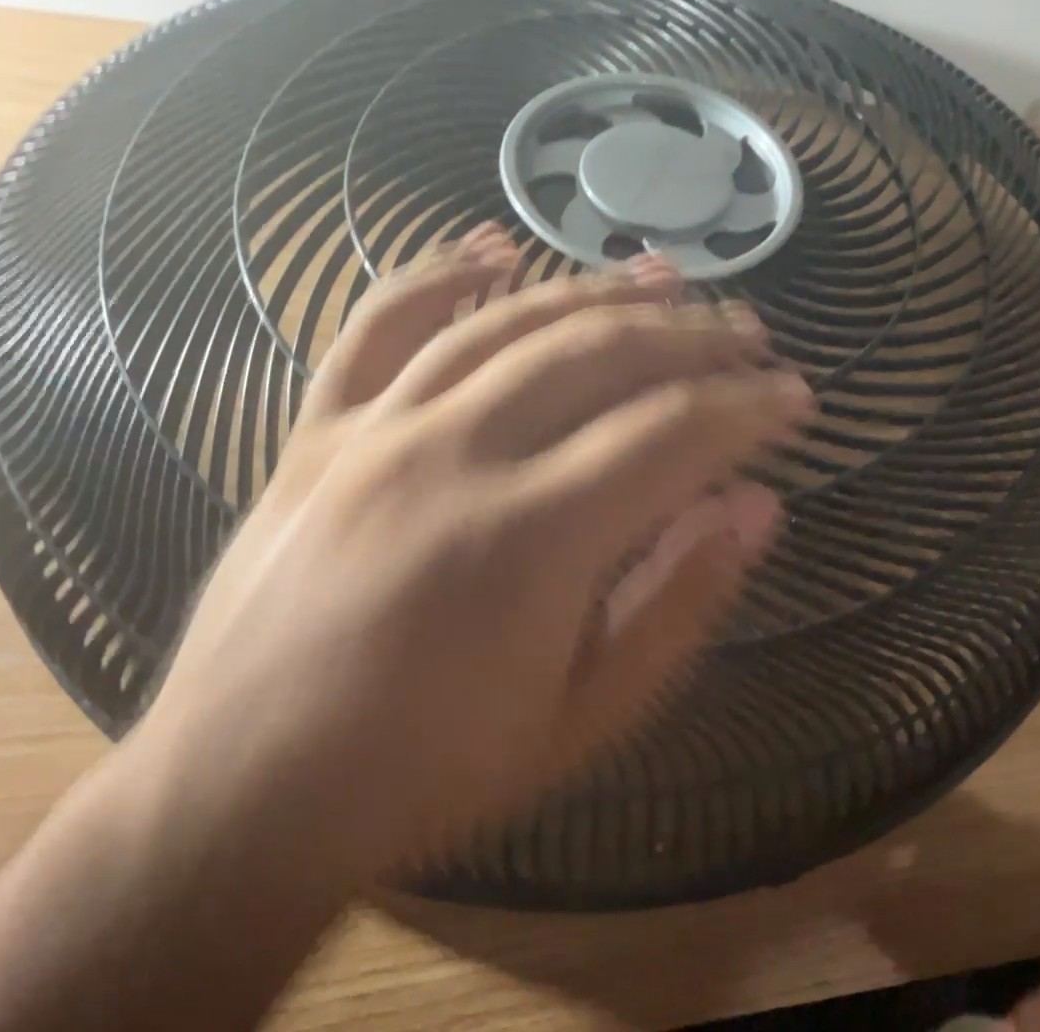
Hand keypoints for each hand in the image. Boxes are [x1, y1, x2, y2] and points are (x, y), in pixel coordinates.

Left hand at [127, 223, 812, 880]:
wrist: (242, 795)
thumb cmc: (434, 771)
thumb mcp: (589, 713)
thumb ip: (680, 599)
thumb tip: (759, 506)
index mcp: (532, 538)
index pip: (671, 433)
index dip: (748, 407)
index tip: (797, 398)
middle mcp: (454, 457)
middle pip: (598, 356)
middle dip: (693, 337)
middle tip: (753, 335)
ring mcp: (373, 433)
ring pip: (507, 325)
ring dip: (599, 291)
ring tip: (670, 278)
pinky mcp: (314, 433)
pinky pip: (379, 327)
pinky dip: (441, 275)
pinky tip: (495, 244)